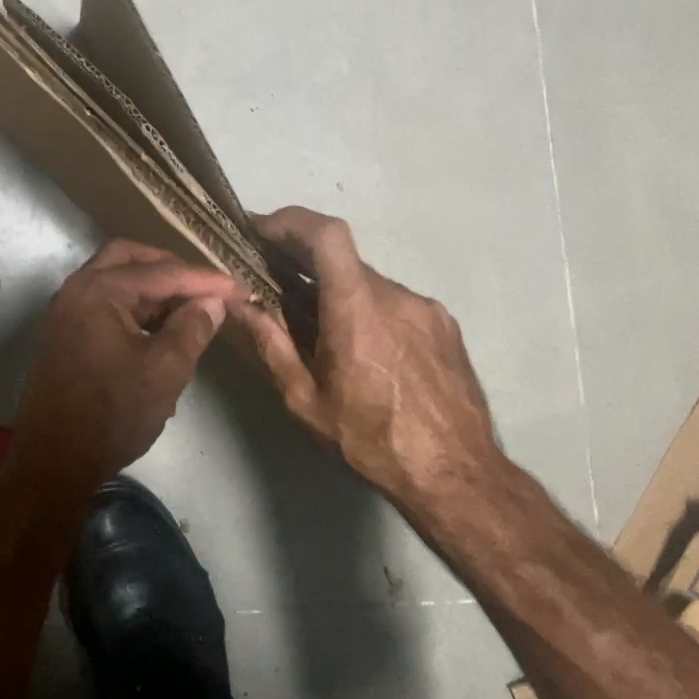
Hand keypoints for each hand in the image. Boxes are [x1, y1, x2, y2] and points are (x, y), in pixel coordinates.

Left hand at [13, 239, 241, 483]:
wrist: (55, 458)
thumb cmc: (112, 413)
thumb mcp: (164, 370)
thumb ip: (192, 329)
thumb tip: (212, 303)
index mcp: (98, 290)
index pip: (161, 272)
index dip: (204, 279)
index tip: (239, 288)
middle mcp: (76, 290)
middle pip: (129, 259)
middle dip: (170, 268)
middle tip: (206, 288)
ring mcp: (66, 311)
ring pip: (114, 280)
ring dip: (152, 289)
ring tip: (190, 311)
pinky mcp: (65, 333)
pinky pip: (104, 304)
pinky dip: (134, 307)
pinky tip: (161, 331)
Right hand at [232, 206, 502, 508]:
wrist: (459, 478)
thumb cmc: (372, 441)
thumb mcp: (305, 400)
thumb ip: (271, 344)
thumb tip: (239, 304)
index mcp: (358, 309)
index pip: (327, 234)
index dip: (291, 220)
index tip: (261, 231)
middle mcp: (396, 297)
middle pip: (342, 260)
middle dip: (303, 265)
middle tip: (273, 287)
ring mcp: (426, 310)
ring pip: (368, 284)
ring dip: (337, 294)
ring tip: (319, 333)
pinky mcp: (445, 327)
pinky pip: (395, 304)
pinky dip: (368, 311)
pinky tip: (362, 352)